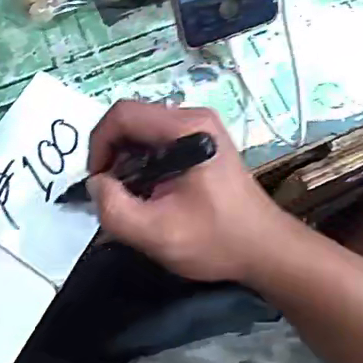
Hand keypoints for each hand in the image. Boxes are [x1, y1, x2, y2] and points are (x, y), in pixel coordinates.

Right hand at [87, 101, 302, 284]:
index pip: (123, 114)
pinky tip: (150, 192)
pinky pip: (158, 141)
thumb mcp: (156, 233)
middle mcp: (194, 117)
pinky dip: (143, 163)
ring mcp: (201, 128)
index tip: (99, 181)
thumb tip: (97, 183)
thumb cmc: (216, 240)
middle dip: (112, 154)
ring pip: (143, 130)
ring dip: (127, 160)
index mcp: (187, 128)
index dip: (100, 145)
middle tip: (113, 192)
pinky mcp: (202, 142)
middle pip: (132, 119)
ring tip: (132, 196)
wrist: (265, 248)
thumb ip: (114, 208)